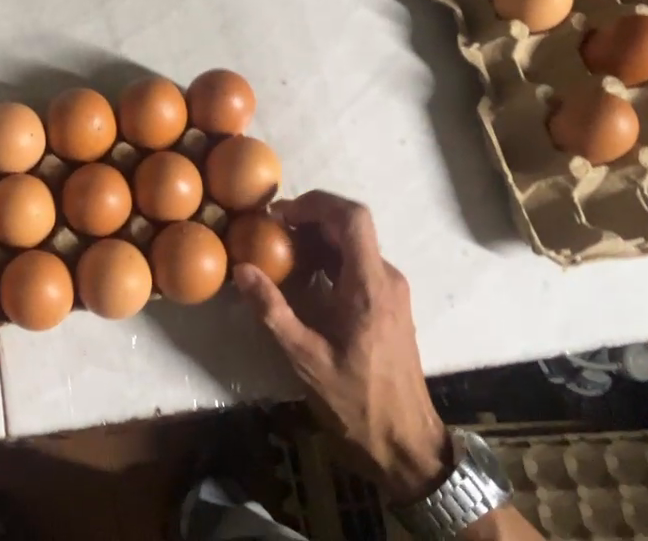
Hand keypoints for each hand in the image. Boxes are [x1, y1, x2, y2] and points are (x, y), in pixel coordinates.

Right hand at [231, 192, 449, 504]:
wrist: (405, 444)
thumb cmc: (356, 402)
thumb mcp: (305, 358)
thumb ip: (272, 310)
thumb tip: (241, 269)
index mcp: (369, 286)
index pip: (352, 217)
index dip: (314, 204)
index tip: (279, 216)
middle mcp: (386, 279)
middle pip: (350, 226)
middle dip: (308, 220)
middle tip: (269, 234)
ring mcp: (391, 292)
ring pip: (353, 244)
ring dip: (316, 240)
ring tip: (278, 257)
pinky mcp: (388, 305)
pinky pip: (357, 264)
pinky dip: (327, 260)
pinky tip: (301, 282)